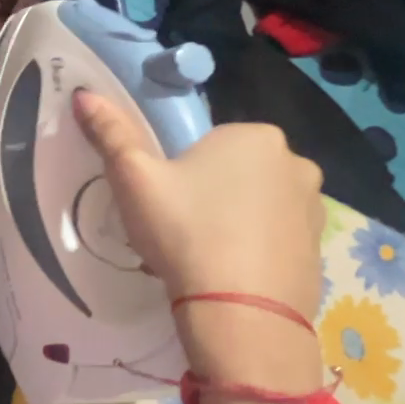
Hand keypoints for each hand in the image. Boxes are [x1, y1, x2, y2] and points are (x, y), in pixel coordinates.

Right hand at [73, 90, 325, 388]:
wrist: (241, 310)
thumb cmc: (184, 230)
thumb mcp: (133, 177)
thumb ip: (110, 133)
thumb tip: (85, 93)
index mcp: (254, 135)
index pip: (205, 140)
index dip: (176, 166)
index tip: (160, 194)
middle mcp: (296, 162)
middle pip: (232, 168)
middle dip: (206, 189)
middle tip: (172, 222)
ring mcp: (315, 206)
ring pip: (254, 201)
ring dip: (229, 217)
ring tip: (196, 250)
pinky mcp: (319, 247)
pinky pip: (272, 235)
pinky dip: (249, 245)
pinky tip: (222, 268)